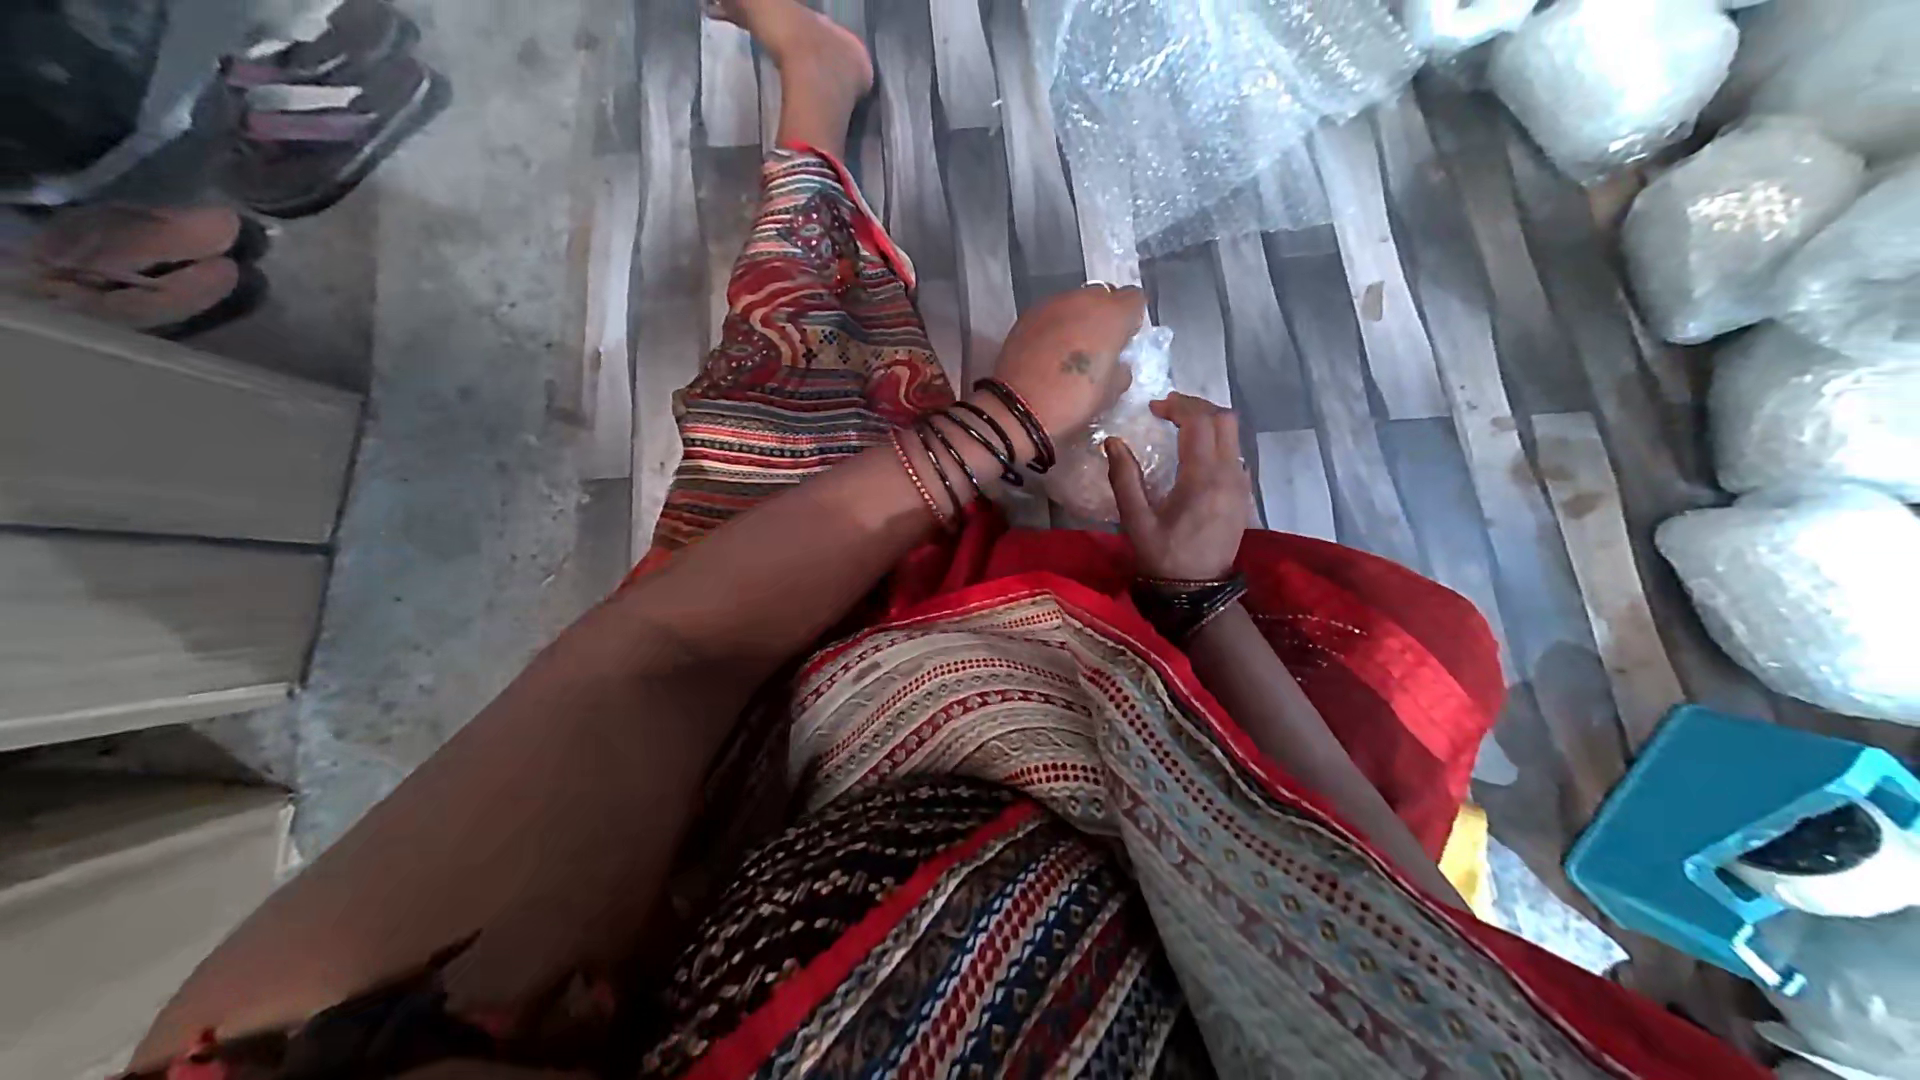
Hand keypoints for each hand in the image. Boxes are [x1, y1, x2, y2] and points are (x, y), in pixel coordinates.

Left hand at [988, 284, 1145, 440]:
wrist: (1021, 406)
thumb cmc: (1074, 400)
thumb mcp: (1110, 393)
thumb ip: (1121, 369)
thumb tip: (1117, 363)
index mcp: (1112, 315)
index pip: (1134, 299)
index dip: (1131, 320)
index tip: (1124, 340)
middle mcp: (1084, 300)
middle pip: (1103, 296)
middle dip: (1104, 316)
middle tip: (1097, 346)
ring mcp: (1053, 304)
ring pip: (1075, 302)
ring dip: (1077, 319)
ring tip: (1069, 348)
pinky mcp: (1028, 314)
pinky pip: (1050, 312)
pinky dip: (1054, 325)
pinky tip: (1048, 350)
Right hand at [1106, 393, 1252, 580]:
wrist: (1197, 590)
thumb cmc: (1163, 556)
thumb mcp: (1136, 520)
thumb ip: (1124, 478)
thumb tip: (1112, 441)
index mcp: (1203, 479)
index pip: (1199, 422)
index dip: (1177, 406)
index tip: (1153, 408)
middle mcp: (1229, 475)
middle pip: (1224, 419)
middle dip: (1195, 407)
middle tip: (1167, 410)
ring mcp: (1241, 484)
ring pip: (1234, 433)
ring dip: (1208, 421)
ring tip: (1179, 426)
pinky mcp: (1243, 493)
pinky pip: (1236, 452)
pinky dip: (1217, 440)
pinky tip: (1195, 453)